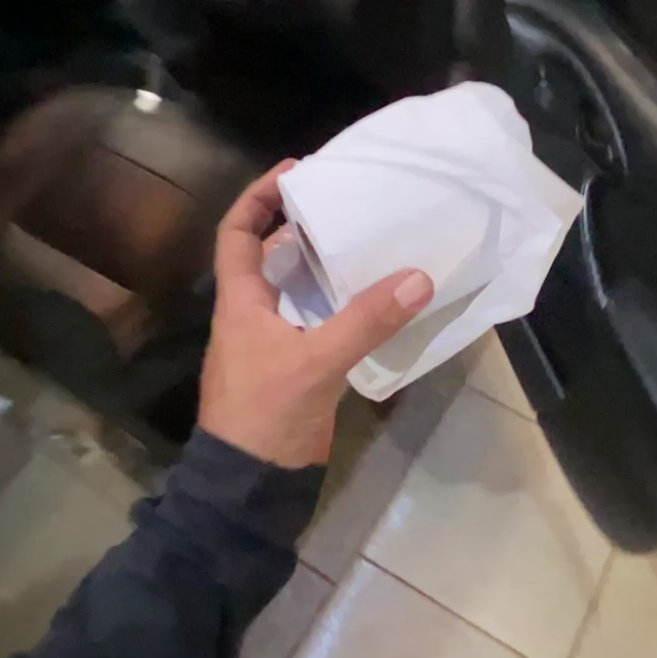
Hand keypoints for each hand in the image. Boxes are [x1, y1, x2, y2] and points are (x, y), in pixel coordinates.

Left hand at [198, 159, 434, 467]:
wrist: (252, 486)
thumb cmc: (266, 415)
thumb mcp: (315, 363)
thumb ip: (366, 321)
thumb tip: (418, 277)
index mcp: (241, 302)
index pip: (238, 234)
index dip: (258, 198)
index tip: (295, 171)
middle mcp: (254, 314)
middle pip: (272, 256)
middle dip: (302, 226)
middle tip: (346, 203)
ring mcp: (275, 342)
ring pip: (300, 289)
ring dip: (326, 265)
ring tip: (368, 240)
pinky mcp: (297, 367)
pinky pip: (320, 321)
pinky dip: (343, 304)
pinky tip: (375, 298)